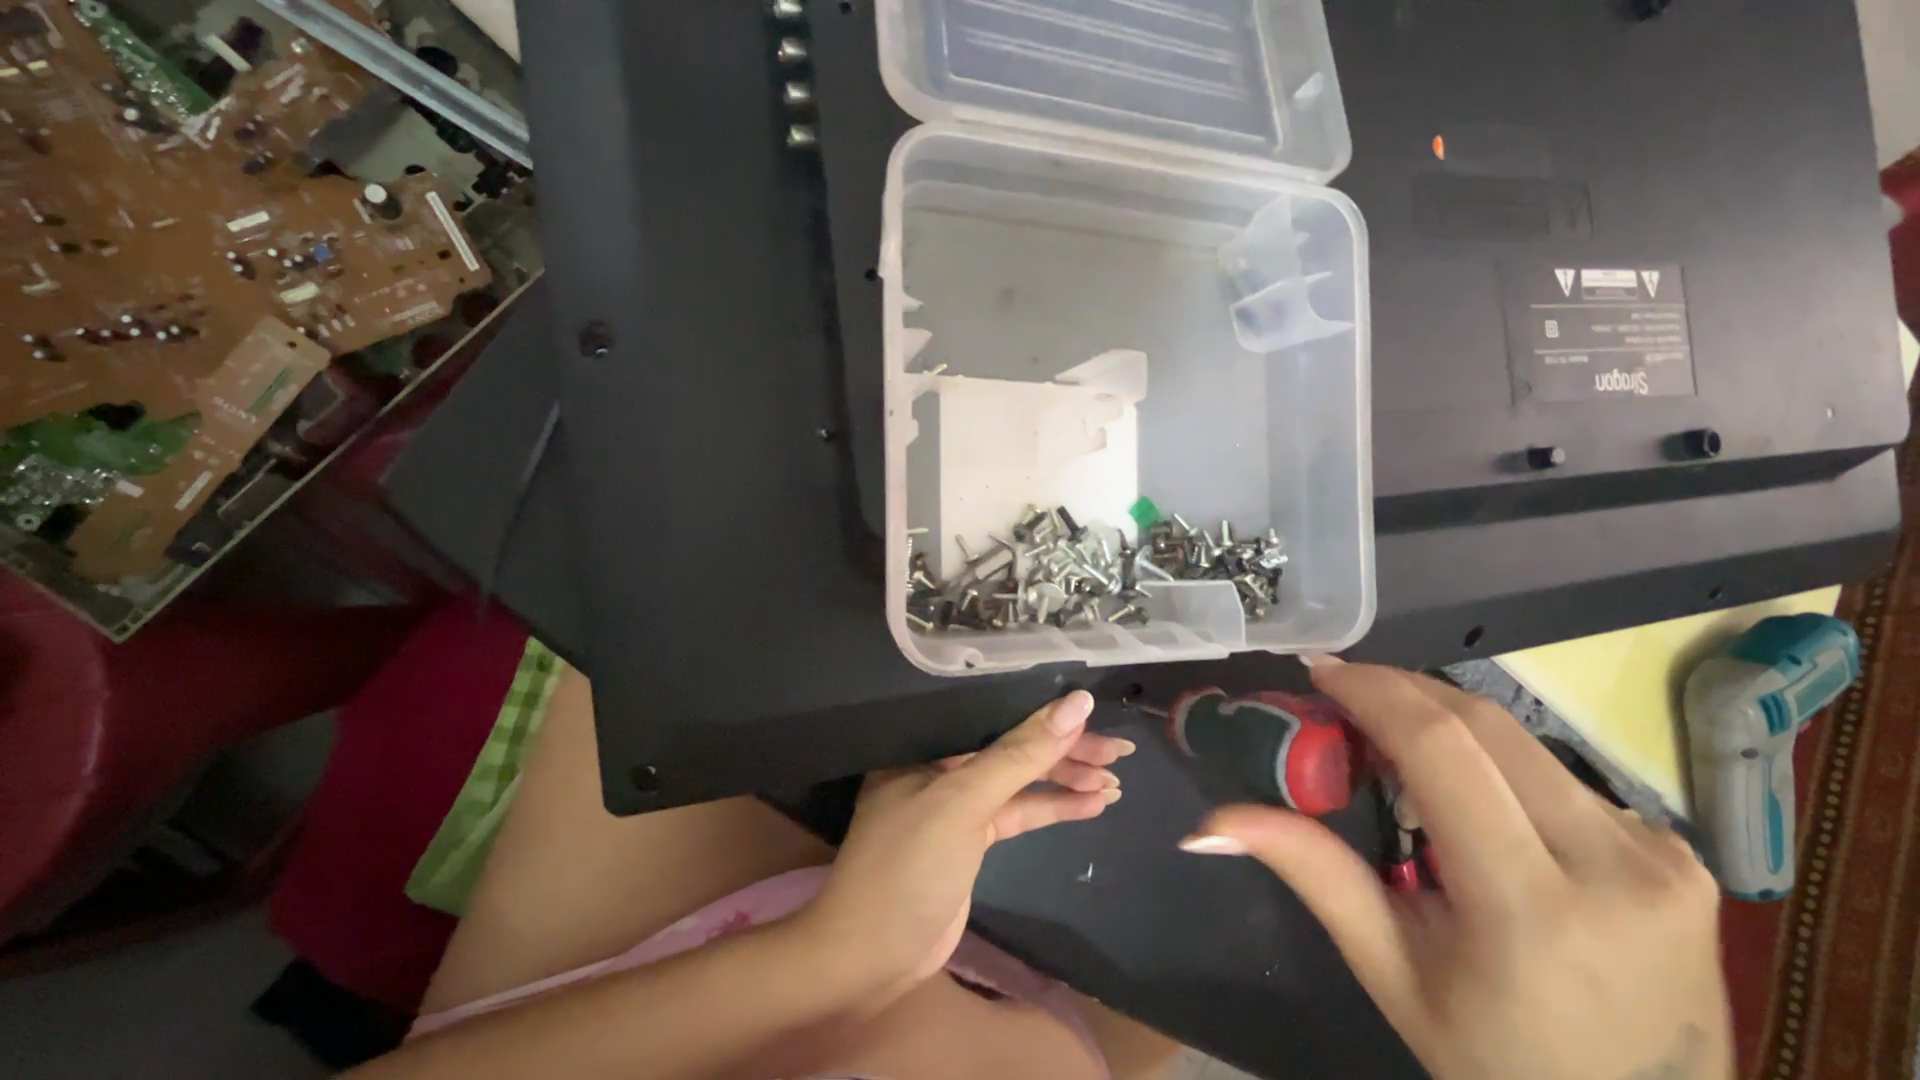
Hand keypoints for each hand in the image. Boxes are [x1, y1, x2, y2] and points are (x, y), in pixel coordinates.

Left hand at [803, 691, 1129, 995]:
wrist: (870, 956)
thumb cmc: (908, 866)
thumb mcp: (964, 802)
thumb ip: (1020, 754)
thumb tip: (1077, 703)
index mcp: (924, 745)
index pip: (994, 715)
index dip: (1046, 714)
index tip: (1095, 714)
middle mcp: (938, 767)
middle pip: (1012, 748)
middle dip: (1065, 751)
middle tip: (1119, 753)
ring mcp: (956, 806)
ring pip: (1020, 782)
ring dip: (1066, 781)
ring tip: (1115, 781)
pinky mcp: (971, 841)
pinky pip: (1018, 813)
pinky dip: (1053, 808)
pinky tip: (1093, 804)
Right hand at [1180, 659, 1731, 1079]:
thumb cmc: (1495, 1058)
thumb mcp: (1390, 970)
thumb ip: (1310, 873)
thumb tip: (1207, 824)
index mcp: (1529, 905)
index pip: (1443, 750)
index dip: (1375, 693)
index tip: (1318, 671)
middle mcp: (1613, 862)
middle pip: (1487, 724)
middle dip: (1403, 691)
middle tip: (1342, 692)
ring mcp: (1661, 852)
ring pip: (1526, 742)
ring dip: (1449, 723)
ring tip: (1391, 740)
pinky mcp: (1684, 852)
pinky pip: (1564, 776)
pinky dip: (1499, 764)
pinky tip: (1470, 793)